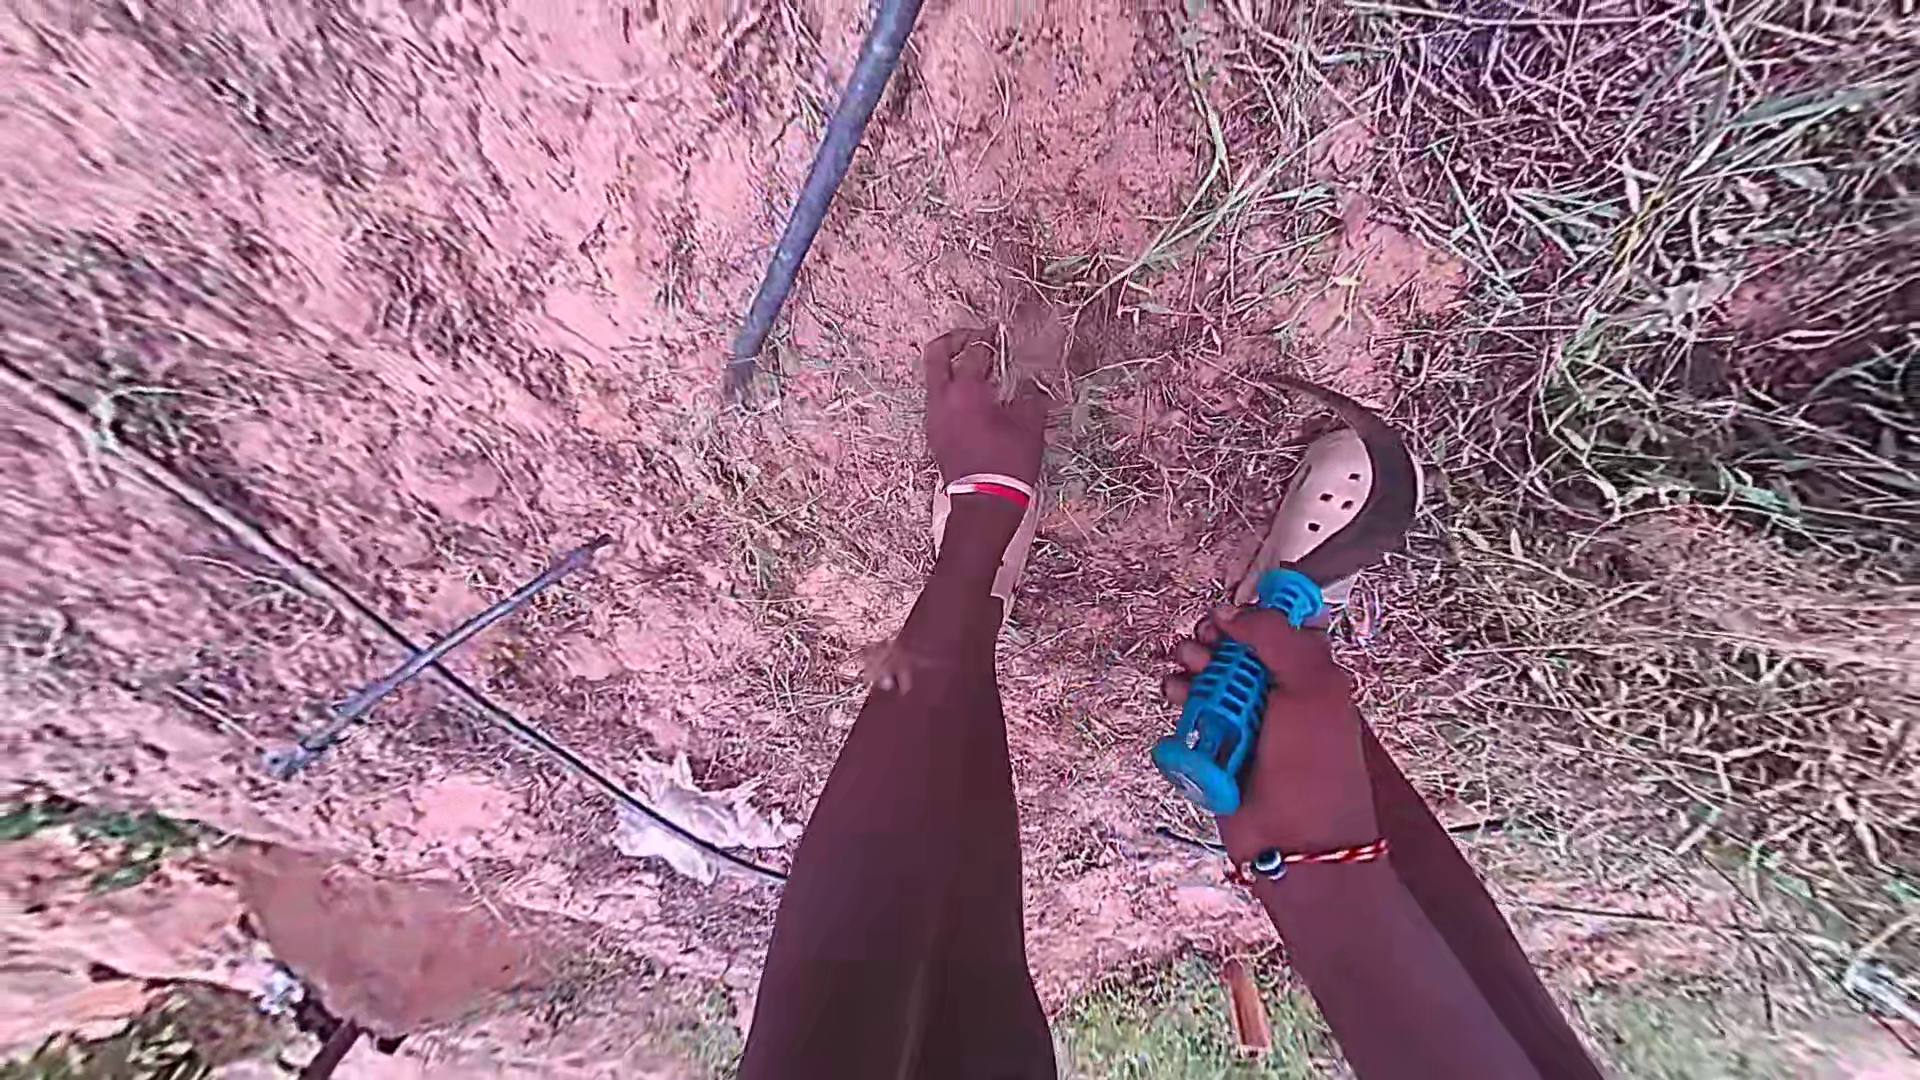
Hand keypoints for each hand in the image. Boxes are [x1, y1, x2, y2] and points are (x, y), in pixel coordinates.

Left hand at [921, 328, 1044, 486]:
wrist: (985, 503)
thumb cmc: (1007, 464)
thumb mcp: (1028, 425)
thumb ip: (1028, 396)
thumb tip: (1032, 386)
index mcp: (964, 391)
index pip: (974, 352)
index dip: (988, 340)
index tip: (999, 336)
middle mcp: (941, 400)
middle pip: (937, 355)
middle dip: (955, 340)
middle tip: (975, 339)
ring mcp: (934, 419)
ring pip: (935, 379)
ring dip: (953, 368)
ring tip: (980, 372)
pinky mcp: (935, 435)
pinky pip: (939, 401)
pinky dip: (954, 392)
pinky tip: (976, 401)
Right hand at [1163, 607, 1377, 861]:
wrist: (1290, 838)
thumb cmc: (1312, 762)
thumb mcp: (1311, 687)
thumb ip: (1274, 636)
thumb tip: (1228, 611)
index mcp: (1306, 668)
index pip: (1277, 621)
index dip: (1253, 611)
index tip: (1233, 615)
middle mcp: (1272, 684)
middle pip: (1232, 639)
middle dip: (1214, 637)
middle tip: (1207, 644)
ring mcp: (1239, 709)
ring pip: (1204, 665)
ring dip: (1192, 662)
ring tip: (1191, 672)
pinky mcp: (1210, 731)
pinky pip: (1185, 697)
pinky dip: (1178, 690)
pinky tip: (1177, 695)